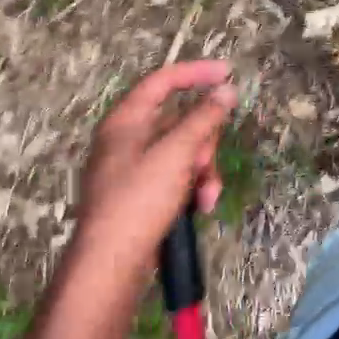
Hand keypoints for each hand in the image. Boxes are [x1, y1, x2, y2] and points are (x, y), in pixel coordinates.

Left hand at [73, 60, 237, 280]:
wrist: (110, 266)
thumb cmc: (138, 200)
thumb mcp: (177, 153)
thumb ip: (204, 117)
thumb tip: (226, 90)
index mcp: (126, 122)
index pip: (163, 80)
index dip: (196, 72)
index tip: (228, 74)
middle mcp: (127, 140)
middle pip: (180, 119)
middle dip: (205, 139)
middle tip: (208, 157)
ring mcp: (134, 168)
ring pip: (185, 149)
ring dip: (204, 168)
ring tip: (207, 192)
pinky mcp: (143, 193)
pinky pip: (178, 175)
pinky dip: (194, 185)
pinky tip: (202, 205)